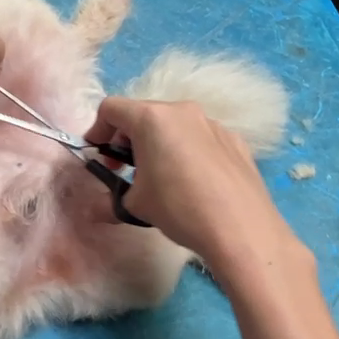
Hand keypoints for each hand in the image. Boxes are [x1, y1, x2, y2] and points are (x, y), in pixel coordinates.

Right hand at [85, 98, 293, 269]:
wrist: (242, 229)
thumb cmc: (179, 209)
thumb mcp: (136, 205)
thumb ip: (109, 200)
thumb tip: (95, 210)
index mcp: (152, 118)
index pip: (111, 109)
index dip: (97, 130)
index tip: (98, 156)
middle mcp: (182, 111)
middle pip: (143, 114)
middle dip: (127, 139)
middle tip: (125, 171)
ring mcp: (212, 123)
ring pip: (174, 125)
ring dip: (158, 145)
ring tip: (161, 179)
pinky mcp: (234, 140)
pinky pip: (200, 138)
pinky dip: (187, 152)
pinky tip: (194, 183)